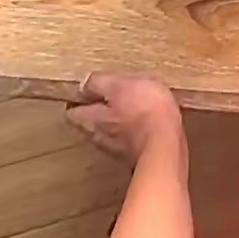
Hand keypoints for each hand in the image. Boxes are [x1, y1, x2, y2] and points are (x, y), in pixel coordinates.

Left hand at [67, 73, 186, 167]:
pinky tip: (141, 120)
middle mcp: (99, 137)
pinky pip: (125, 138)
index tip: (85, 90)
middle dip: (94, 111)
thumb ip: (99, 83)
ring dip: (112, 121)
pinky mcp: (134, 153)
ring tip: (124, 106)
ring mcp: (117, 148)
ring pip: (106, 132)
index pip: (72, 113)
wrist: (166, 145)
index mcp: (92, 120)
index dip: (77, 100)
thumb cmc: (144, 112)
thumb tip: (83, 84)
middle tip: (105, 96)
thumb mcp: (121, 86)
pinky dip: (129, 129)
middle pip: (88, 125)